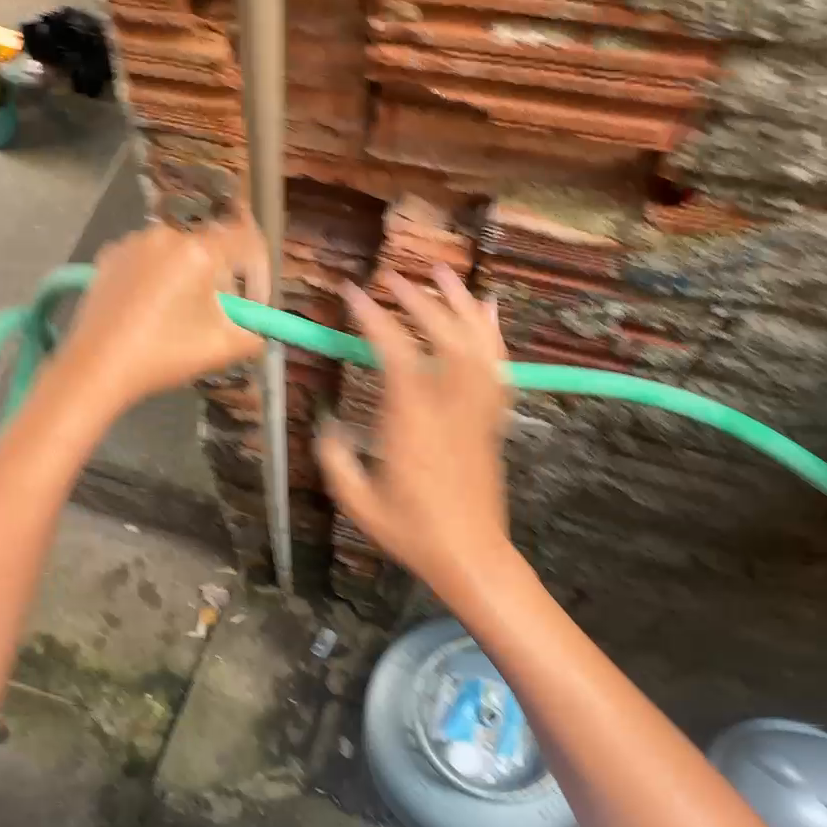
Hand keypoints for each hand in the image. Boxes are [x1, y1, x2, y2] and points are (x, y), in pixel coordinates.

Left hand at [58, 217, 270, 406]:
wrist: (95, 368)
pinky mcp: (109, 257)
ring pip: (177, 255)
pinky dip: (157, 280)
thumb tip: (258, 331)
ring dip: (188, 280)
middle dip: (222, 282)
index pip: (247, 242)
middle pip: (211, 249)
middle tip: (217, 320)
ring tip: (179, 319)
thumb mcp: (221, 349)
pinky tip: (148, 313)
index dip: (259, 273)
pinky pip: (147, 261)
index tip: (254, 305)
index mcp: (199, 251)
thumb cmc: (164, 354)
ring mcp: (133, 243)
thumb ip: (253, 335)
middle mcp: (167, 235)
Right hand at [316, 265, 514, 596]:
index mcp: (411, 422)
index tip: (353, 293)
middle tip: (392, 277)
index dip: (373, 317)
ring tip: (444, 272)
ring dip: (460, 304)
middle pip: (440, 336)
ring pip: (476, 344)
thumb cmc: (410, 531)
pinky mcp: (492, 420)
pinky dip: (492, 334)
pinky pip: (497, 368)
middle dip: (417, 300)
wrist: (470, 555)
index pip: (394, 352)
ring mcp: (476, 411)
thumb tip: (328, 424)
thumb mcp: (357, 500)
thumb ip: (336, 457)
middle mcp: (448, 406)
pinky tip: (488, 310)